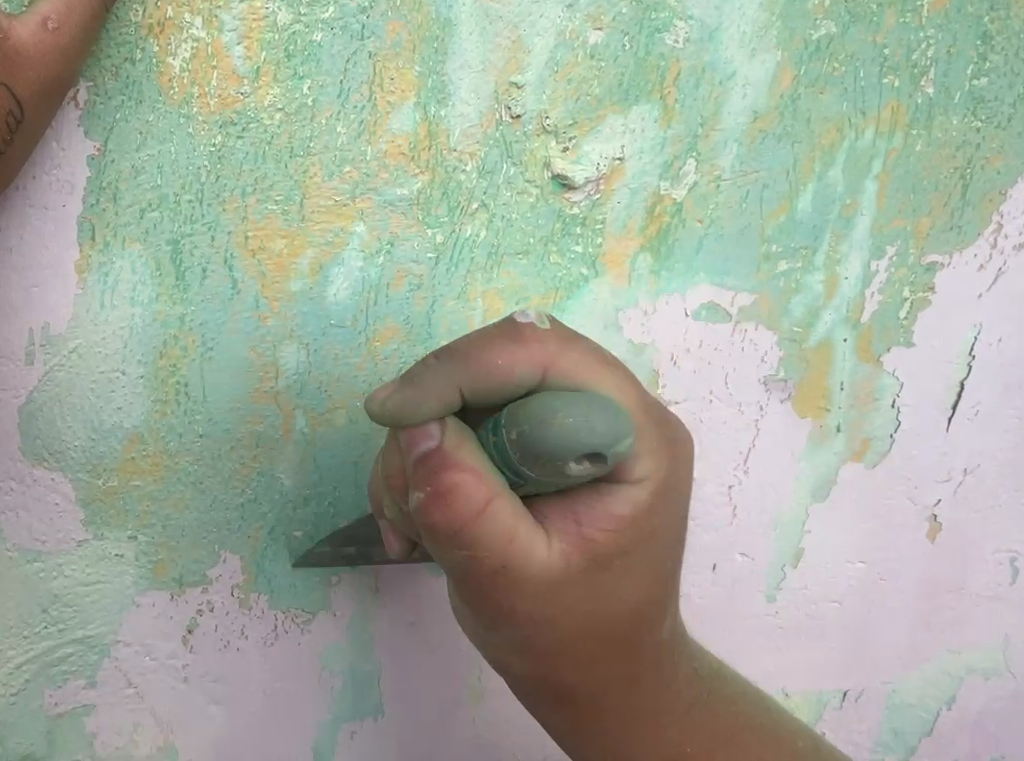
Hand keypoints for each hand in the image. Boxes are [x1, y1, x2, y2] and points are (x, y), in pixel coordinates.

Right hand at [363, 311, 696, 708]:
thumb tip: (415, 428)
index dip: (458, 370)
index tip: (391, 416)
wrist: (593, 672)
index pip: (538, 351)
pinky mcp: (520, 433)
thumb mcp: (511, 582)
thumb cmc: (572, 637)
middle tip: (404, 490)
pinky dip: (414, 464)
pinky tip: (417, 526)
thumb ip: (464, 505)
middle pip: (491, 359)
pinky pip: (448, 416)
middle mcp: (599, 406)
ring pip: (458, 389)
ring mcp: (556, 417)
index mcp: (632, 432)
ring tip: (415, 531)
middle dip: (429, 416)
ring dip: (414, 453)